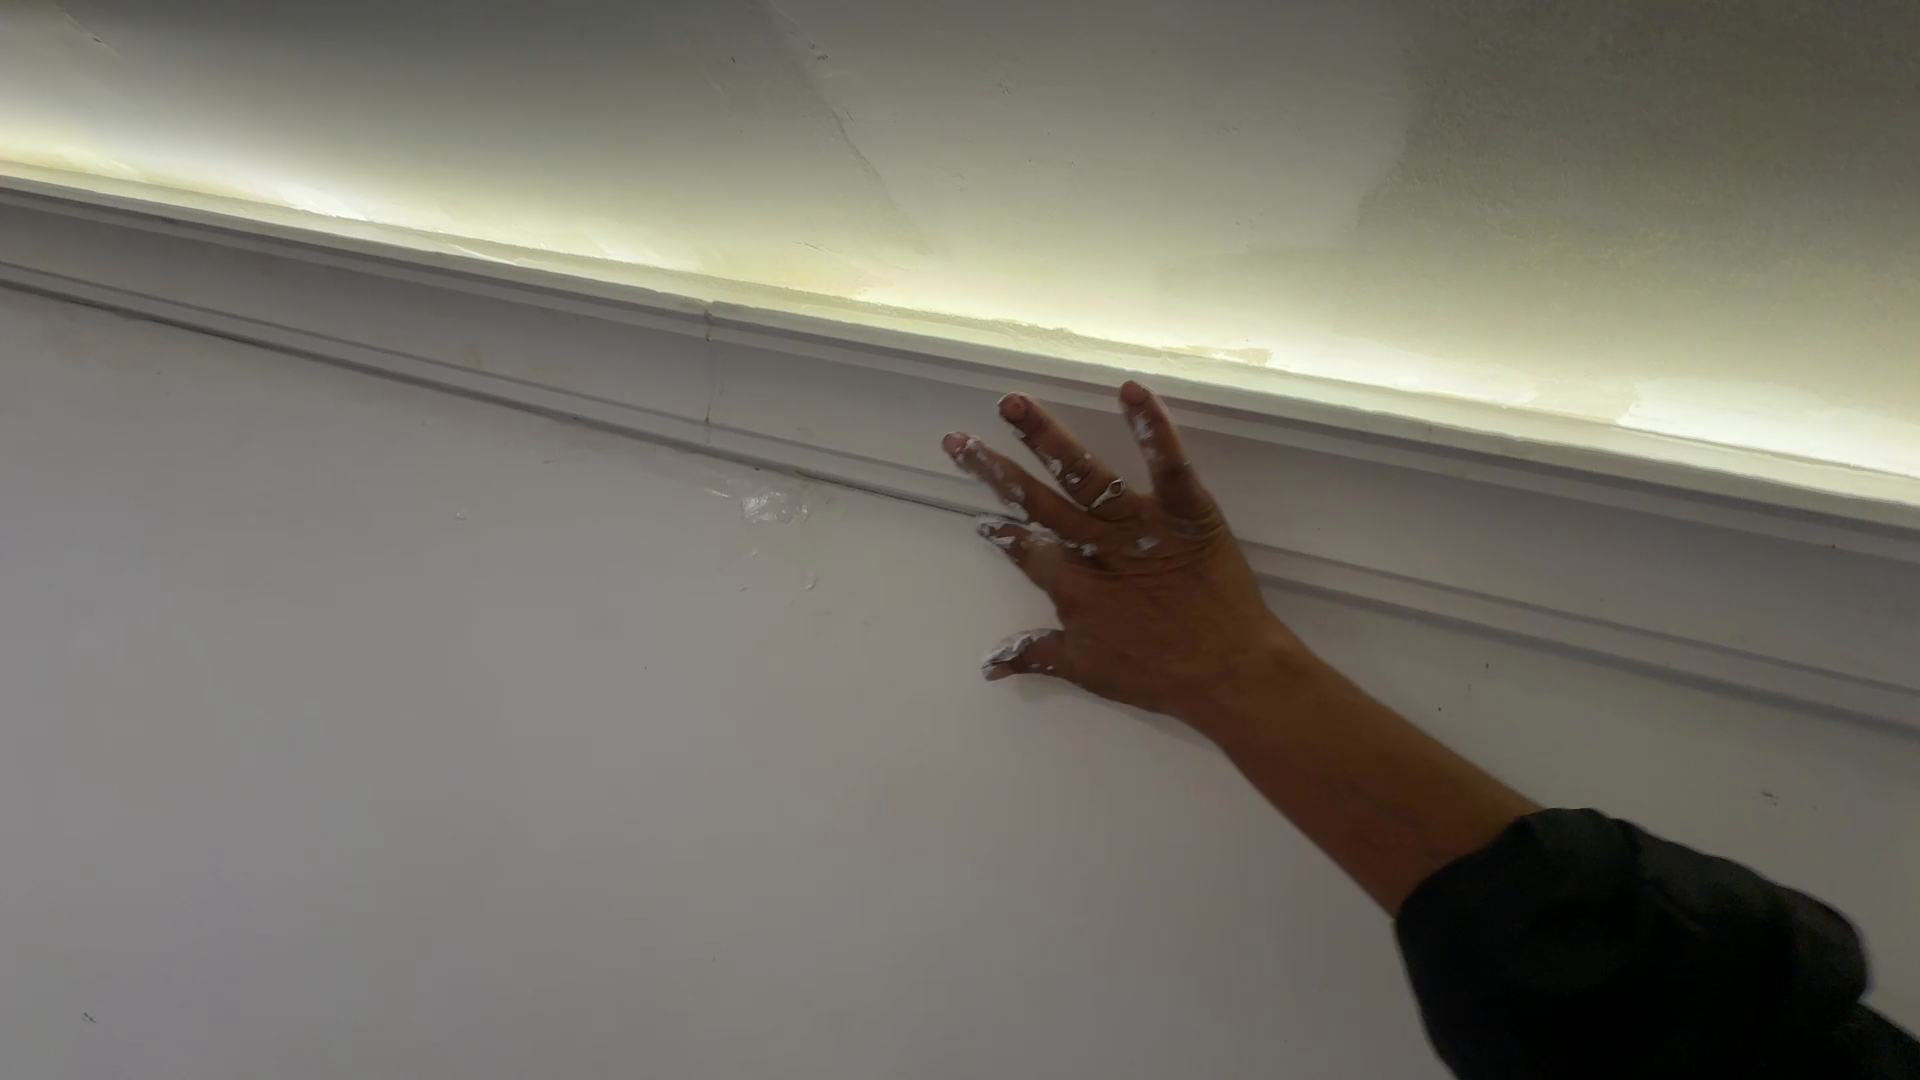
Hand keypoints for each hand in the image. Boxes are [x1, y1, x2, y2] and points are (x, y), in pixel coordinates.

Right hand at [944, 381, 1311, 737]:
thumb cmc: (1158, 673)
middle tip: (960, 440)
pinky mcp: (1186, 511)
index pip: (1025, 549)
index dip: (1001, 532)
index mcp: (1071, 585)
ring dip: (1046, 437)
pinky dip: (1151, 428)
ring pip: (1083, 474)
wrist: (1229, 672)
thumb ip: (1037, 656)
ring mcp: (1140, 524)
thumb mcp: (1088, 670)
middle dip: (995, 470)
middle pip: (1037, 501)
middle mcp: (1096, 546)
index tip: (980, 515)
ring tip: (1014, 403)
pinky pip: (1168, 464)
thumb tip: (989, 665)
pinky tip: (1131, 390)